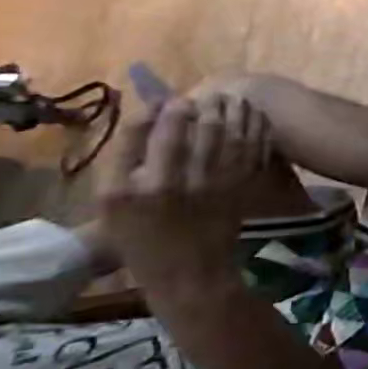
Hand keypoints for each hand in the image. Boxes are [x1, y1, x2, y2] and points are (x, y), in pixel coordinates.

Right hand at [98, 94, 271, 285]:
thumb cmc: (142, 239)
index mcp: (127, 188)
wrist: (188, 273)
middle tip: (207, 95)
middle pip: (191, 127)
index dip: (161, 110)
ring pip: (226, 132)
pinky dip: (255, 127)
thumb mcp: (112, 204)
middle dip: (203, 104)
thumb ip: (127, 160)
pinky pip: (252, 147)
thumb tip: (150, 114)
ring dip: (232, 110)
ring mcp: (209, 185)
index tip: (172, 100)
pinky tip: (255, 114)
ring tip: (230, 98)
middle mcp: (168, 183)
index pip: (144, 133)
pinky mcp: (239, 188)